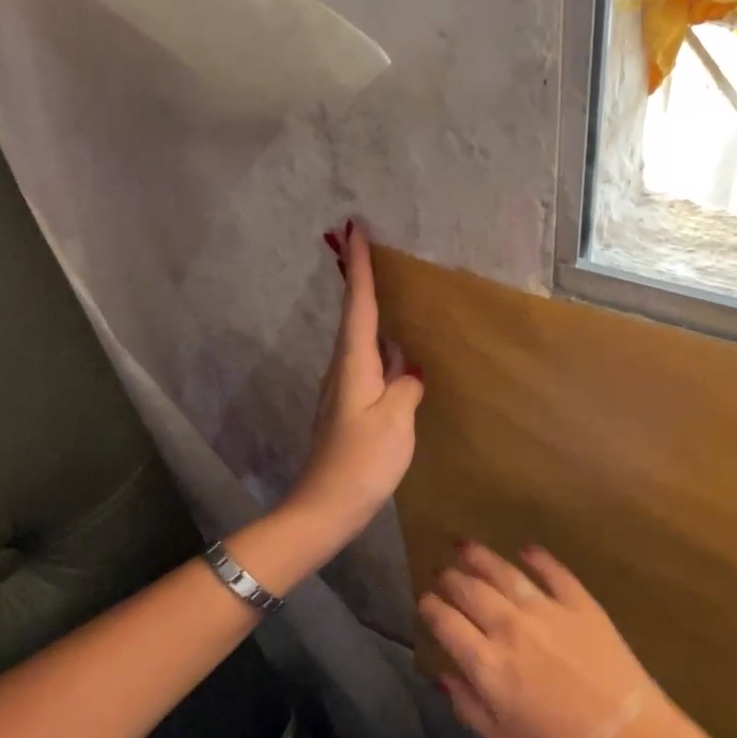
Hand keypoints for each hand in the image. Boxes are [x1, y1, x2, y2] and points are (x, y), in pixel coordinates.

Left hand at [285, 221, 422, 539]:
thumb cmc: (362, 462)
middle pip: (355, 321)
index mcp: (354, 366)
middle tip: (368, 251)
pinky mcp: (349, 414)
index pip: (359, 307)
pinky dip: (382, 355)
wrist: (326, 507)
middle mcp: (343, 373)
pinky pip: (368, 371)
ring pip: (361, 347)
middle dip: (362, 286)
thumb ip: (407, 388)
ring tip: (393, 301)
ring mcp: (344, 394)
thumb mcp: (395, 421)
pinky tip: (399, 362)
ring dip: (373, 321)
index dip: (359, 269)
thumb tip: (409, 374)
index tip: (354, 230)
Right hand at [418, 542, 682, 737]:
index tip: (424, 601)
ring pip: (506, 573)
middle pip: (471, 591)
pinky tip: (527, 550)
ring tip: (466, 547)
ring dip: (482, 558)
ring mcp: (548, 611)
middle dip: (451, 579)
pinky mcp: (583, 605)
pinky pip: (555, 572)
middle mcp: (510, 628)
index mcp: (486, 664)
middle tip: (442, 572)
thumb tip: (443, 675)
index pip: (446, 624)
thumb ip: (468, 706)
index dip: (430, 608)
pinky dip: (538, 558)